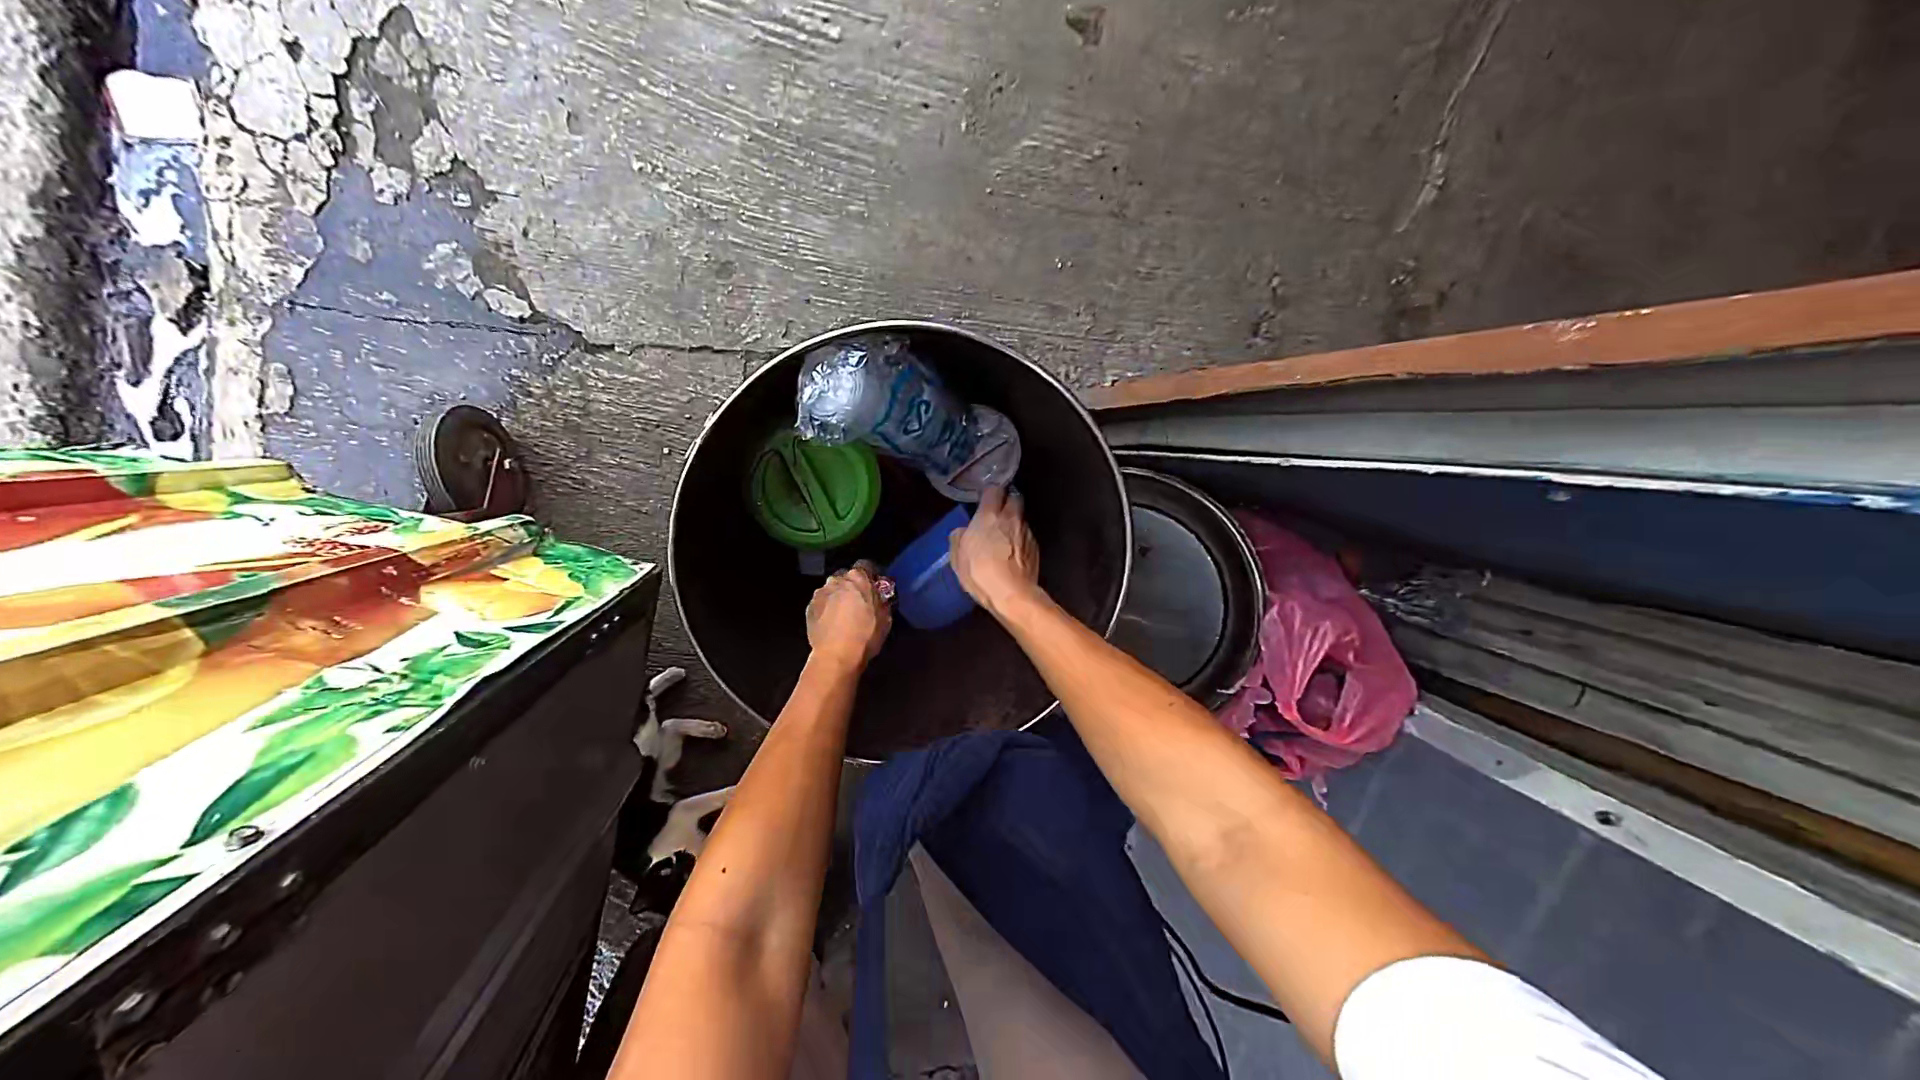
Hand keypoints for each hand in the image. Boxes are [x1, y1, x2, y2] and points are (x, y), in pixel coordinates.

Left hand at [806, 560, 891, 667]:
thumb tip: (879, 596)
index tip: (874, 586)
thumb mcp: (885, 618)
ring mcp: (820, 593)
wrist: (836, 655)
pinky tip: (831, 623)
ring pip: (832, 590)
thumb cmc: (865, 635)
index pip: (866, 565)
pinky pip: (821, 603)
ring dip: (837, 597)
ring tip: (843, 615)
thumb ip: (882, 601)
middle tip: (859, 603)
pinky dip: (826, 609)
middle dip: (852, 586)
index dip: (871, 576)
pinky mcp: (808, 608)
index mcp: (858, 578)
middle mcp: (836, 580)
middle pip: (846, 577)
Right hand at [949, 486, 1041, 616]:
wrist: (1012, 594)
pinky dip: (1020, 540)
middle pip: (1015, 498)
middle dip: (1007, 501)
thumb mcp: (957, 557)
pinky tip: (1013, 554)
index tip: (984, 499)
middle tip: (997, 514)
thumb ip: (959, 538)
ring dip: (1014, 523)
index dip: (990, 493)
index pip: (994, 489)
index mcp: (989, 515)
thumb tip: (963, 531)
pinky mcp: (1036, 548)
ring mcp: (1027, 532)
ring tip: (1005, 538)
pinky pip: (1026, 537)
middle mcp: (1011, 518)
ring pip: (1021, 518)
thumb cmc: (980, 572)